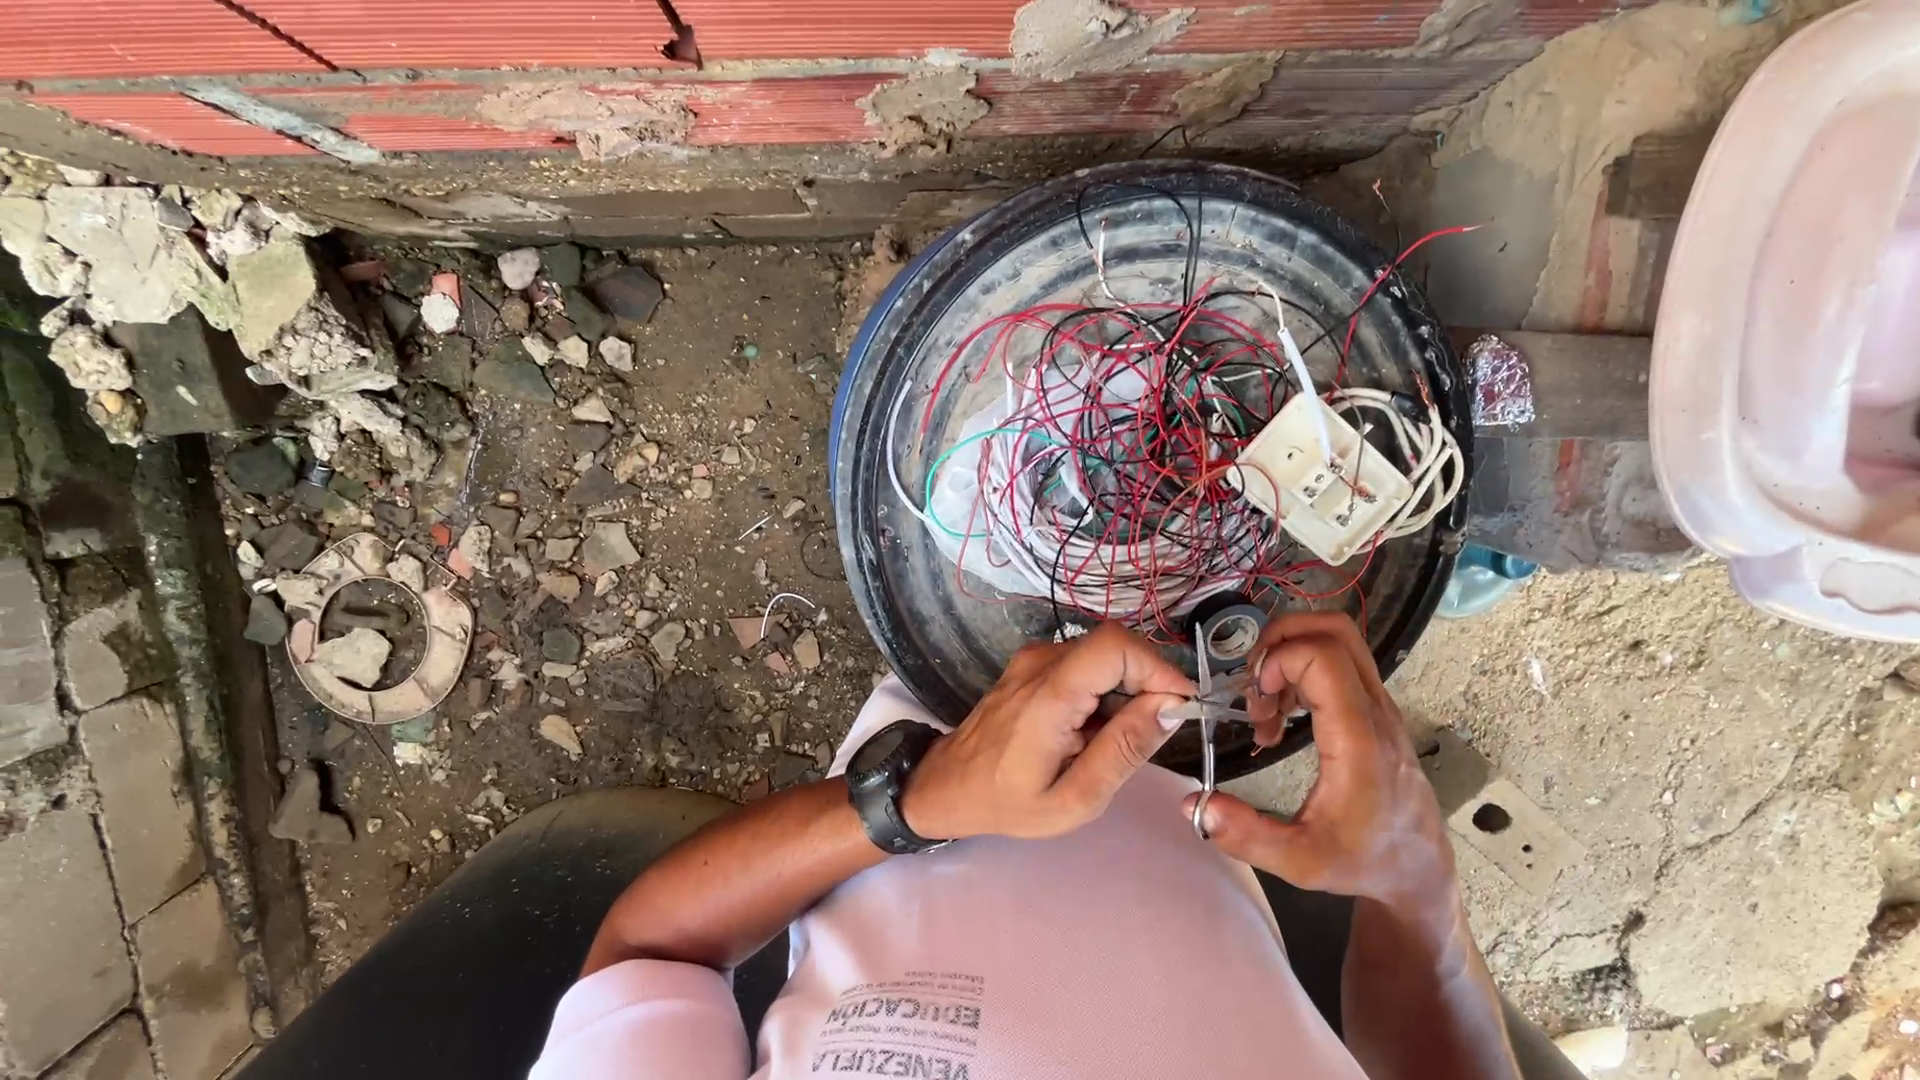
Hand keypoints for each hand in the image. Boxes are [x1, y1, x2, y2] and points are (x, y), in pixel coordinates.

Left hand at [902, 623, 1194, 840]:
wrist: (948, 785)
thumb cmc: (1008, 802)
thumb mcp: (1075, 798)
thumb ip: (1124, 750)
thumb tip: (1171, 707)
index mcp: (1050, 694)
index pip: (1116, 645)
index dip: (1158, 667)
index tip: (1179, 707)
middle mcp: (1041, 662)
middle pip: (1115, 649)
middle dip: (1145, 686)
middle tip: (1144, 736)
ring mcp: (1033, 659)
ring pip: (1103, 657)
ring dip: (1123, 693)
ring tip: (1106, 742)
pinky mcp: (1032, 664)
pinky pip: (1084, 665)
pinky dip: (1102, 693)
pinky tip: (1088, 732)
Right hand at [1183, 614, 1454, 904]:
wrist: (1420, 869)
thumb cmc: (1363, 862)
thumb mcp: (1300, 862)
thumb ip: (1245, 835)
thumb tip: (1193, 805)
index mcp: (1358, 737)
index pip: (1322, 655)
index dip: (1277, 660)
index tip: (1257, 700)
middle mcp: (1374, 710)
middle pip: (1335, 629)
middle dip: (1281, 639)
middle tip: (1255, 683)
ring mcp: (1379, 706)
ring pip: (1339, 640)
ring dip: (1290, 656)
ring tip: (1266, 706)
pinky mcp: (1375, 711)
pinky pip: (1339, 664)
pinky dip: (1302, 672)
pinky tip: (1282, 716)